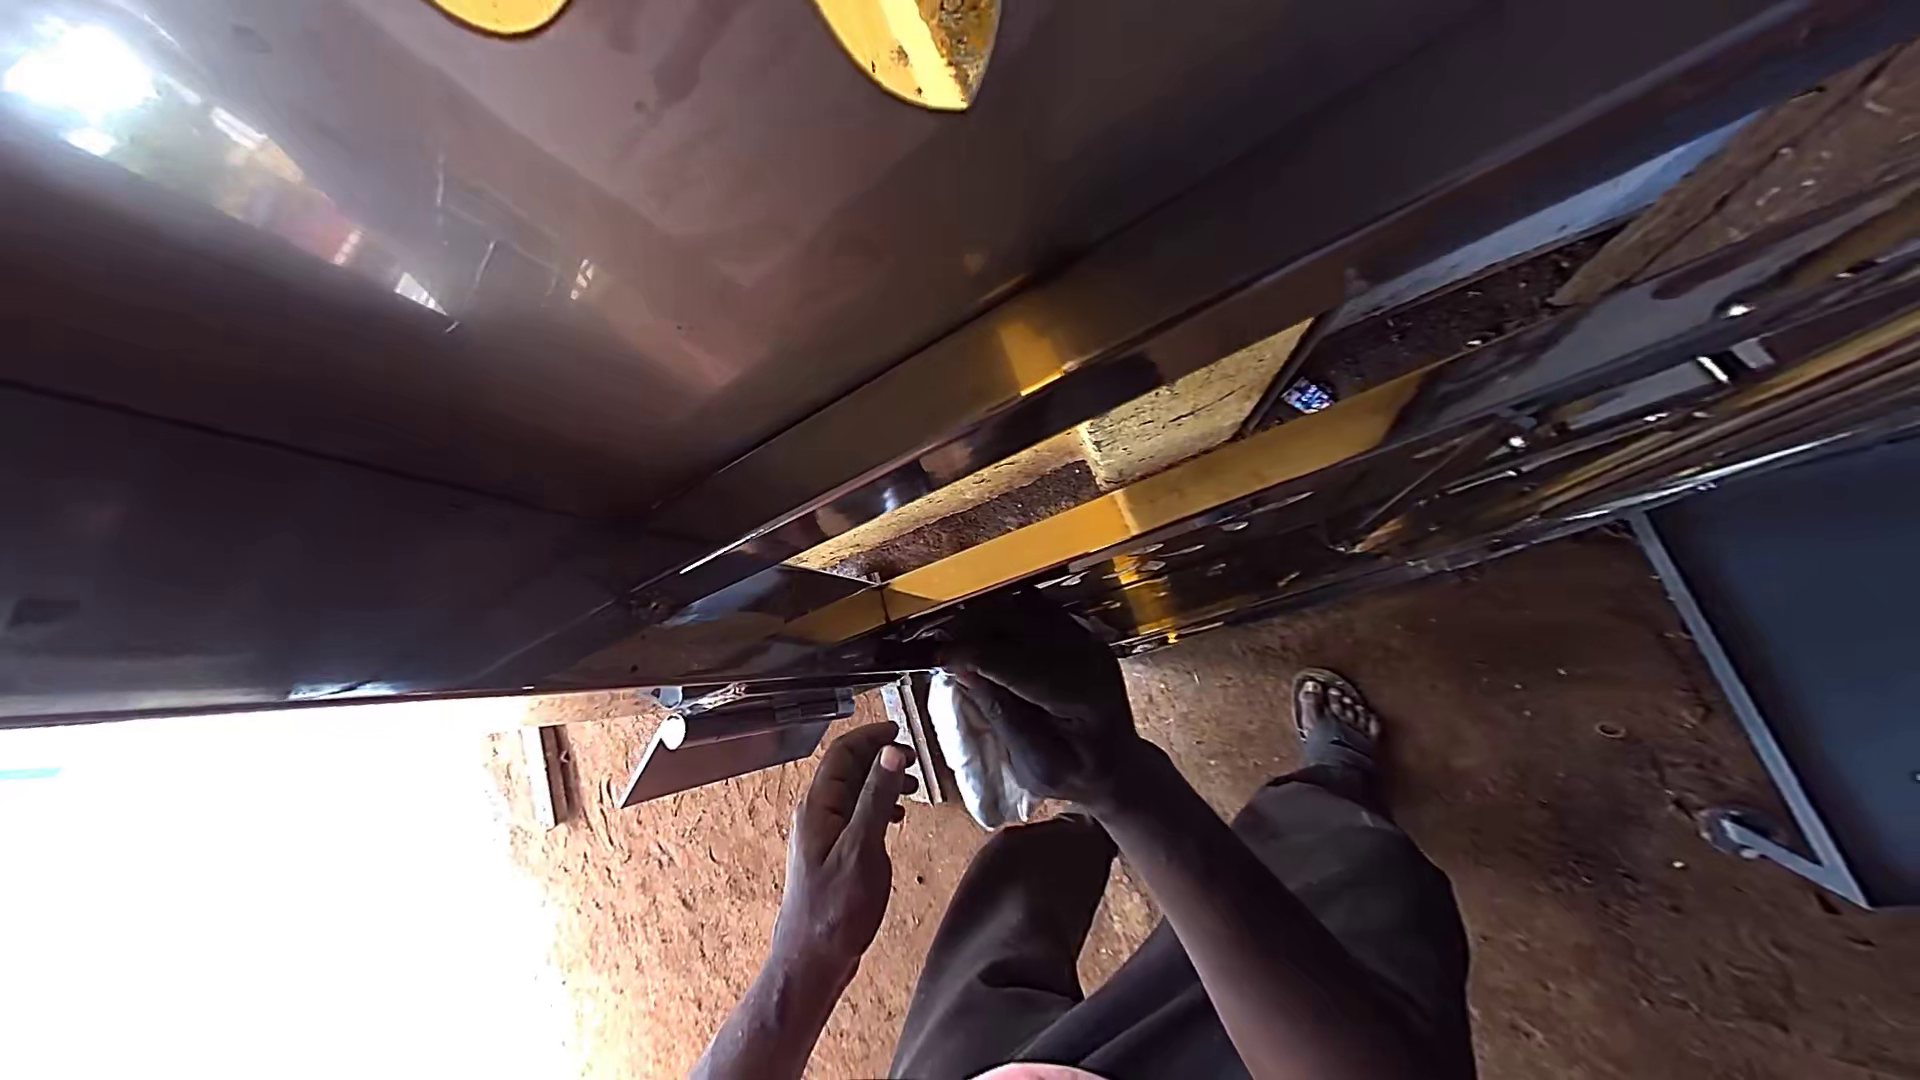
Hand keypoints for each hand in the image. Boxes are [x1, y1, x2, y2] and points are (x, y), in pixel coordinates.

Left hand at [770, 723, 914, 974]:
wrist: (810, 963)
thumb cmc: (835, 910)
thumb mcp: (863, 848)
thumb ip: (877, 797)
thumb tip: (892, 752)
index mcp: (818, 806)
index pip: (842, 753)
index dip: (870, 736)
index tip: (898, 729)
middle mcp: (816, 813)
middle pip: (848, 769)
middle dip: (880, 757)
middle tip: (913, 758)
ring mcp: (822, 833)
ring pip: (854, 791)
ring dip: (882, 781)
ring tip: (912, 787)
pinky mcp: (832, 851)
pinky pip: (856, 814)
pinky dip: (878, 806)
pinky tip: (895, 819)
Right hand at [941, 593, 1150, 811]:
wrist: (1116, 763)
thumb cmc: (1076, 774)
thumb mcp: (1035, 764)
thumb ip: (1001, 715)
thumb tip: (964, 671)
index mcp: (1081, 696)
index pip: (1017, 662)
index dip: (973, 654)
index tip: (939, 656)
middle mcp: (1088, 657)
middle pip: (1020, 624)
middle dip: (973, 628)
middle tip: (940, 642)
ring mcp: (1087, 640)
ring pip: (1024, 609)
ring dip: (986, 618)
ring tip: (956, 635)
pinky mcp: (1079, 633)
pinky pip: (1035, 609)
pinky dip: (1004, 615)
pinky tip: (983, 631)